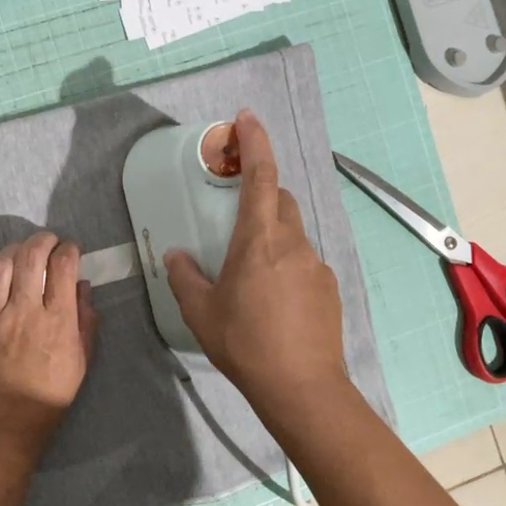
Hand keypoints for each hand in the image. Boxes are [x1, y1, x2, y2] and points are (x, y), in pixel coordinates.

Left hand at [0, 229, 99, 465]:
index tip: (71, 252)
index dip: (70, 251)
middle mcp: (23, 313)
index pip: (64, 268)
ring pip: (0, 265)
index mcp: (56, 323)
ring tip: (22, 251)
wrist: (2, 431)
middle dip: (43, 241)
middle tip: (48, 243)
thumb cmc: (46, 402)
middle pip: (32, 258)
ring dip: (14, 249)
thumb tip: (83, 287)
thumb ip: (85, 324)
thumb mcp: (81, 365)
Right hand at [164, 109, 350, 412]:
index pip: (261, 177)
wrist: (301, 386)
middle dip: (261, 191)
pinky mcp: (328, 288)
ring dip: (271, 233)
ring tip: (248, 268)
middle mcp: (293, 244)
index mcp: (259, 241)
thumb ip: (185, 277)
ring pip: (292, 233)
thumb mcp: (201, 311)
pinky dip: (285, 263)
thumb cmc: (244, 343)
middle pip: (280, 200)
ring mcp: (316, 266)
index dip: (255, 143)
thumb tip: (177, 256)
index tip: (246, 119)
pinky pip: (303, 261)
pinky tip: (271, 297)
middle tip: (235, 208)